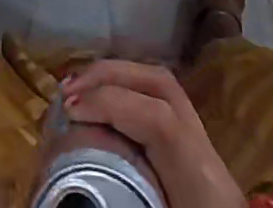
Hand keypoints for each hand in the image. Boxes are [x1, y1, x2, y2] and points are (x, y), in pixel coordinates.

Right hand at [62, 60, 245, 207]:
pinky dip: (127, 88)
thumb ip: (118, 199)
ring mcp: (204, 144)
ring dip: (116, 76)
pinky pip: (162, 98)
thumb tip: (76, 190)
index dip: (111, 104)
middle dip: (109, 77)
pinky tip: (102, 98)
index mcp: (200, 180)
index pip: (160, 121)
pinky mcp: (196, 148)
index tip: (70, 112)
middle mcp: (206, 152)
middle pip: (162, 85)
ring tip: (78, 88)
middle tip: (66, 92)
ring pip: (163, 83)